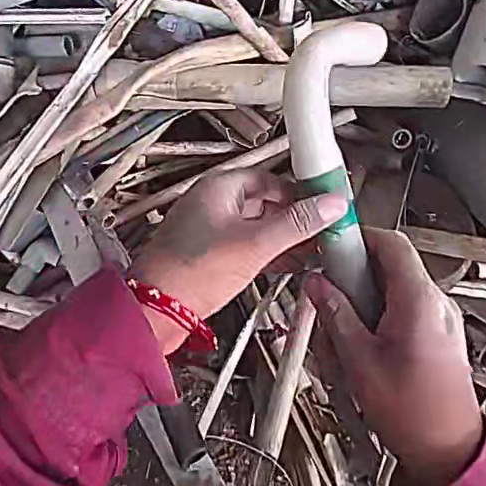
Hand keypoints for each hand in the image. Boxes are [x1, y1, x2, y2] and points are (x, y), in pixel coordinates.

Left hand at [130, 168, 348, 319]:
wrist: (157, 308)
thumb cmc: (189, 272)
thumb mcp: (255, 244)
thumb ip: (296, 224)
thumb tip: (327, 206)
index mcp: (217, 187)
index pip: (270, 178)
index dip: (299, 192)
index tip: (322, 203)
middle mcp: (210, 203)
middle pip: (264, 202)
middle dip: (294, 218)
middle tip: (319, 230)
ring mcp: (207, 228)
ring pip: (255, 225)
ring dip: (282, 237)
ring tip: (308, 249)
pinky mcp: (207, 253)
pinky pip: (245, 244)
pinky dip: (266, 251)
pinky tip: (283, 263)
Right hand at [306, 229, 483, 485]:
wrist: (448, 449)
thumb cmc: (413, 414)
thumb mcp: (359, 360)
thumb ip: (336, 314)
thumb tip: (318, 284)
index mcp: (419, 302)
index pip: (391, 243)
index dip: (358, 236)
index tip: (332, 241)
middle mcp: (436, 304)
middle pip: (390, 264)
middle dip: (354, 275)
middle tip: (330, 292)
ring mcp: (441, 318)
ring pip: (394, 286)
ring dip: (365, 297)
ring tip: (347, 329)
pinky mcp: (438, 332)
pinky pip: (404, 306)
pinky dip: (380, 313)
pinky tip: (365, 343)